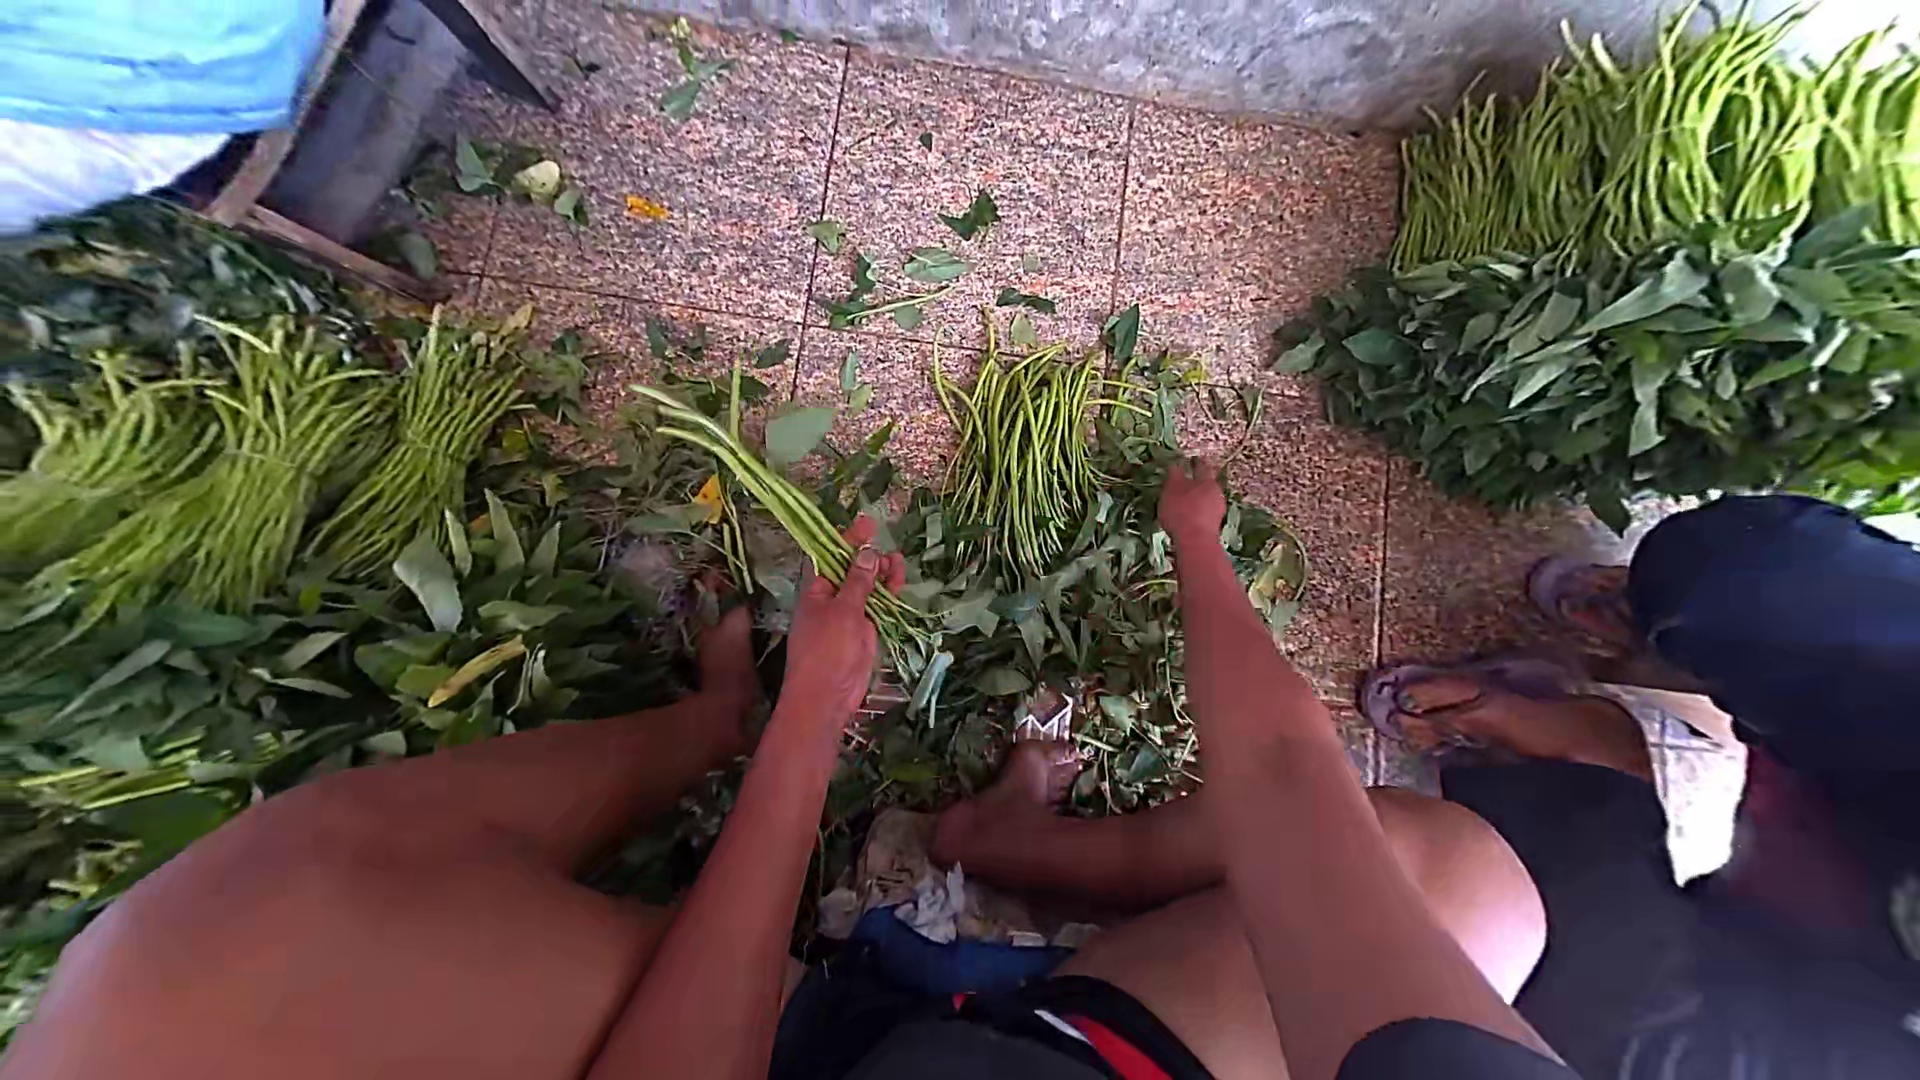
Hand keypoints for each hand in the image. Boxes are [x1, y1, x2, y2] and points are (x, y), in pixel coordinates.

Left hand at [781, 516, 905, 734]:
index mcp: (815, 590)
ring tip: (897, 560)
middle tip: (884, 542)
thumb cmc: (826, 651)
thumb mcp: (842, 611)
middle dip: (866, 554)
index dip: (846, 539)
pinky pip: (878, 605)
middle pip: (850, 569)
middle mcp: (831, 598)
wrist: (828, 696)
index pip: (829, 556)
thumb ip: (857, 582)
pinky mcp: (865, 630)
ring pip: (867, 586)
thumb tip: (868, 553)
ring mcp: (849, 614)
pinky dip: (888, 593)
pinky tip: (898, 580)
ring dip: (881, 572)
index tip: (865, 524)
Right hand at [1159, 457, 1226, 547]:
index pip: (1201, 466)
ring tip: (1186, 501)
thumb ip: (1174, 475)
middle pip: (1207, 483)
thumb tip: (1176, 464)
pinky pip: (1206, 512)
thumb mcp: (1171, 490)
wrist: (1196, 541)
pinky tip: (1189, 517)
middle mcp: (1216, 492)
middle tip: (1187, 481)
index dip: (1195, 461)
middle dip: (1198, 482)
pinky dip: (1199, 511)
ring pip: (1207, 498)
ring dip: (1198, 498)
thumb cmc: (1181, 512)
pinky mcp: (1215, 524)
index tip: (1191, 459)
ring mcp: (1218, 509)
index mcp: (1206, 481)